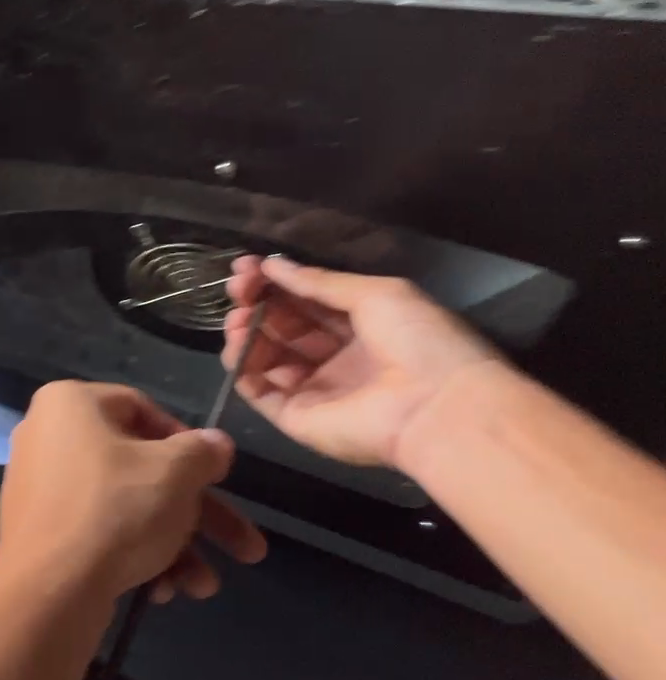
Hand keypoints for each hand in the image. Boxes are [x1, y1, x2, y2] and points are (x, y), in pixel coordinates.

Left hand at [0, 381, 266, 604]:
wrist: (49, 582)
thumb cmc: (114, 508)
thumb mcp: (172, 474)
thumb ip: (200, 453)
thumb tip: (215, 441)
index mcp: (69, 402)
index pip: (139, 408)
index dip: (184, 441)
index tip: (216, 476)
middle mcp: (49, 432)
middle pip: (140, 465)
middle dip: (198, 512)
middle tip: (247, 549)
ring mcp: (43, 479)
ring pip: (126, 503)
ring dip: (174, 543)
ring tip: (204, 585)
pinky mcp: (43, 522)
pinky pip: (99, 526)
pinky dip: (136, 553)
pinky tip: (163, 589)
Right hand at [222, 255, 509, 467]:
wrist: (441, 411)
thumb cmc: (421, 344)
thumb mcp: (378, 295)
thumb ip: (320, 281)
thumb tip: (270, 265)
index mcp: (361, 329)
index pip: (305, 302)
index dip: (274, 283)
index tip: (246, 266)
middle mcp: (335, 358)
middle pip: (281, 325)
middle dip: (255, 302)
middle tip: (238, 288)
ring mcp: (314, 388)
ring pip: (263, 354)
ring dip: (244, 330)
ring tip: (237, 318)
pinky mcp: (295, 415)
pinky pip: (256, 388)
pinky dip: (240, 365)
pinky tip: (238, 345)